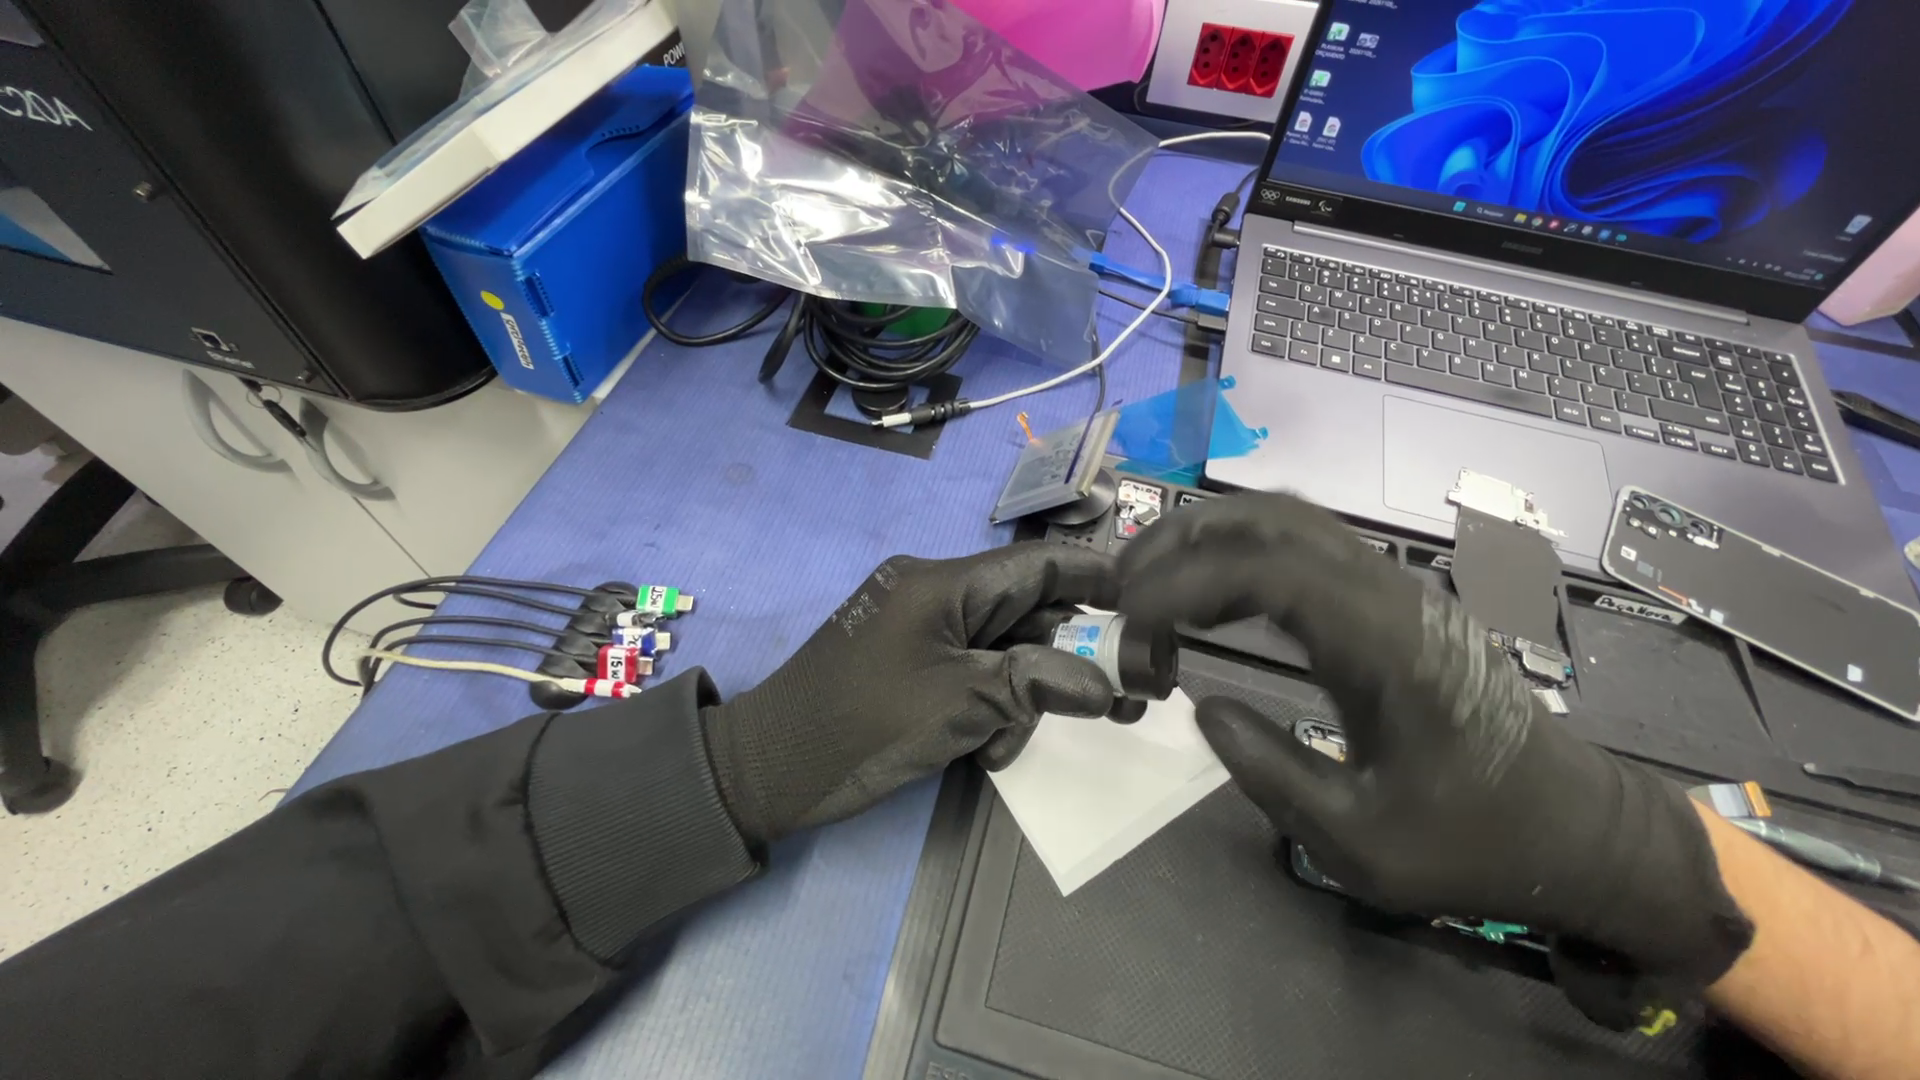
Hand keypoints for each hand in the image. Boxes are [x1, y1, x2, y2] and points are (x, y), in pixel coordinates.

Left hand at [702, 544, 1117, 845]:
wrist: (767, 769)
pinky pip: (974, 675)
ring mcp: (923, 632)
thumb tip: (1105, 686)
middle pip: (1028, 612)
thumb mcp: (958, 704)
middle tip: (1124, 699)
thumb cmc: (860, 726)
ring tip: (1010, 745)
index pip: (1037, 563)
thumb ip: (1037, 684)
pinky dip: (990, 709)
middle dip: (1071, 656)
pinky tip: (984, 748)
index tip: (1148, 601)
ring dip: (1024, 697)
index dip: (1097, 577)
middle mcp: (936, 596)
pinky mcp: (913, 666)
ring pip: (1005, 652)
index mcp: (942, 583)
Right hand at [1116, 493, 1750, 988]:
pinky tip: (1207, 587)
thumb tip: (1203, 706)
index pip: (1269, 573)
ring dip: (1208, 533)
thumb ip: (1270, 772)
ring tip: (1149, 575)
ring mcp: (1396, 587)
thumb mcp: (1360, 844)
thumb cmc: (1475, 844)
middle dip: (1183, 537)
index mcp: (1389, 647)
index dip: (1184, 584)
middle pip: (1275, 518)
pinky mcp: (1392, 598)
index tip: (1130, 620)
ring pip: (1289, 519)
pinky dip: (1240, 548)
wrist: (1577, 831)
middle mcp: (1392, 595)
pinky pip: (1305, 544)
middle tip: (1122, 581)